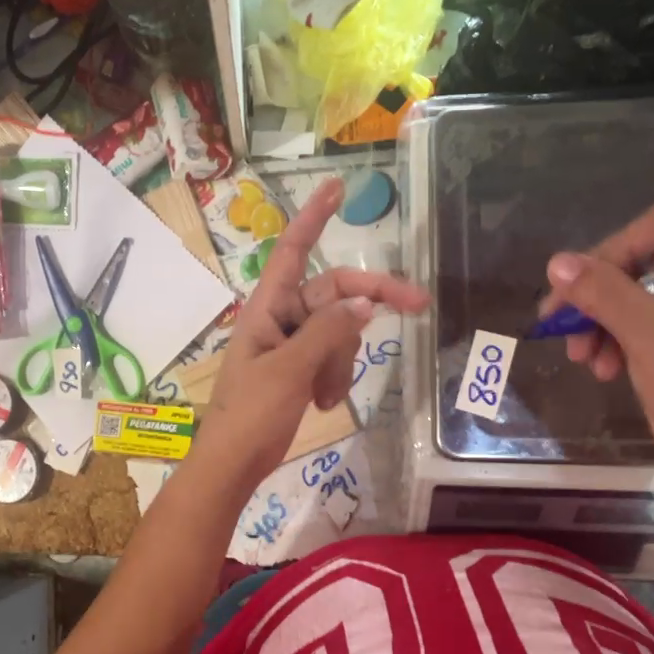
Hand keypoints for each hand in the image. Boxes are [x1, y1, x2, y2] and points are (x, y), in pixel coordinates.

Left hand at [193, 186, 430, 489]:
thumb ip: (328, 332)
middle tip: (419, 303)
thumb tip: (365, 301)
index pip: (292, 252)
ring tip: (326, 396)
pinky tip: (324, 404)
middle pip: (334, 292)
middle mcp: (278, 319)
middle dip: (369, 300)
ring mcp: (289, 346)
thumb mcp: (290, 370)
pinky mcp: (298, 370)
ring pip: (339, 331)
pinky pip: (331, 358)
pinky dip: (335, 378)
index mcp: (266, 309)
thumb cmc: (251, 415)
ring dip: (343, 361)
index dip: (313, 218)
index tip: (335, 187)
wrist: (233, 466)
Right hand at [541, 204, 653, 479]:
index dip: (609, 254)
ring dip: (599, 322)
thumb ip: (606, 295)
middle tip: (560, 327)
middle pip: (641, 262)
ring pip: (634, 293)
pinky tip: (602, 367)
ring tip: (582, 359)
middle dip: (597, 297)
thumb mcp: (650, 341)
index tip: (575, 292)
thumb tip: (556, 262)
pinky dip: (614, 338)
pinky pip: (642, 319)